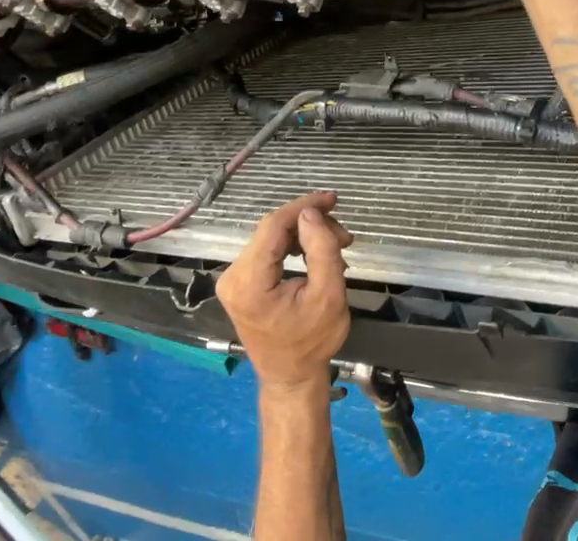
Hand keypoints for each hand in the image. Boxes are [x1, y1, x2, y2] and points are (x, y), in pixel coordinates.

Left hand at [217, 192, 355, 390]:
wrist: (291, 376)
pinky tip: (317, 254)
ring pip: (273, 237)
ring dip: (306, 235)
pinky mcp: (241, 282)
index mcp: (249, 283)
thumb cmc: (312, 342)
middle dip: (311, 225)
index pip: (273, 227)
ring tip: (338, 246)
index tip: (333, 200)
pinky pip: (269, 250)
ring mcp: (233, 279)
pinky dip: (295, 246)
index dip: (304, 207)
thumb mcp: (328, 296)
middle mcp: (232, 277)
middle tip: (344, 237)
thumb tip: (311, 213)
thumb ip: (321, 250)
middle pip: (273, 230)